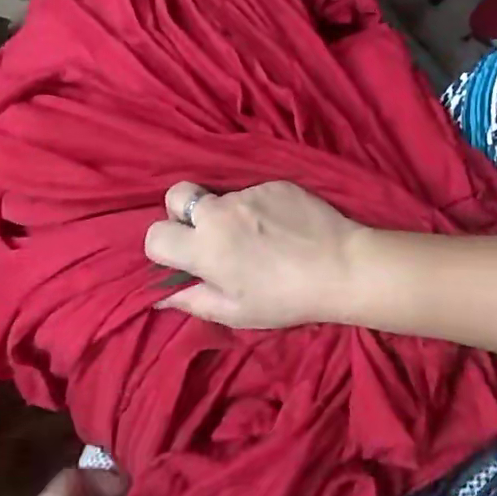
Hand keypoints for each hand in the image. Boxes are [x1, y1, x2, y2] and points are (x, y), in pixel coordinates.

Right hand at [143, 180, 366, 328]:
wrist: (341, 266)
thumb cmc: (286, 298)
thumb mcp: (236, 312)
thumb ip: (194, 300)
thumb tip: (163, 296)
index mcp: (205, 248)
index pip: (155, 234)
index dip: (164, 246)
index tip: (182, 257)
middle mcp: (221, 212)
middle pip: (178, 195)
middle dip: (182, 211)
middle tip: (208, 233)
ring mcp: (250, 193)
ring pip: (222, 197)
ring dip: (229, 213)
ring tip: (260, 237)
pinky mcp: (276, 183)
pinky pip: (255, 192)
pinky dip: (260, 207)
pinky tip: (283, 226)